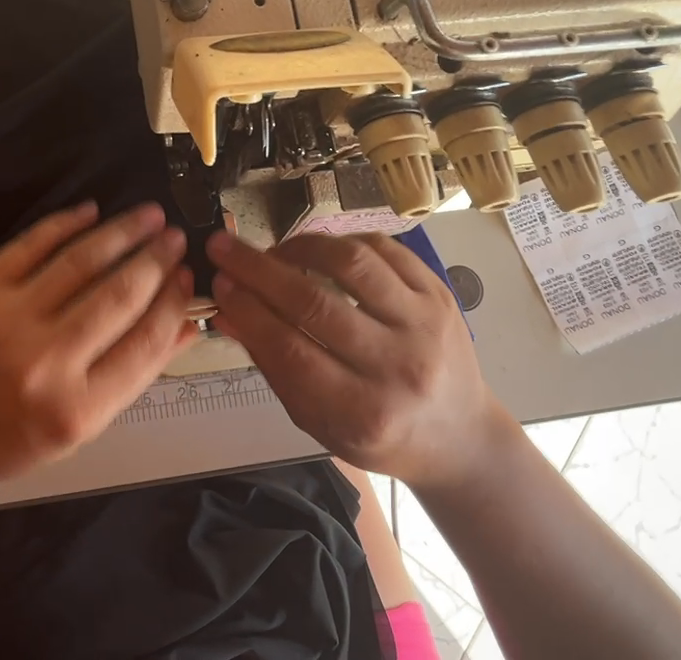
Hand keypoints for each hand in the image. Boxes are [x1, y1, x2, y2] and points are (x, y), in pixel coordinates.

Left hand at [0, 202, 196, 497]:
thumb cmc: (9, 441)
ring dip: (122, 232)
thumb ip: (133, 376)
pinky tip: (92, 212)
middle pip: (119, 295)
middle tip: (176, 236)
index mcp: (77, 408)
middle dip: (155, 260)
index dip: (174, 303)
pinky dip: (66, 224)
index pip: (145, 343)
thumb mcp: (78, 427)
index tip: (188, 277)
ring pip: (80, 262)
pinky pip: (31, 246)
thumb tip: (188, 327)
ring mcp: (8, 321)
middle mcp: (46, 363)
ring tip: (149, 215)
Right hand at [205, 230, 516, 493]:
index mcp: (364, 413)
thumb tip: (227, 312)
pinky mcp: (440, 295)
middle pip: (316, 304)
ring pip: (353, 265)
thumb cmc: (379, 436)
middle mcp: (399, 367)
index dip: (248, 311)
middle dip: (258, 269)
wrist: (462, 438)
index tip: (218, 283)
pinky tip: (319, 251)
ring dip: (301, 247)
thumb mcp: (319, 421)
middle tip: (223, 248)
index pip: (291, 350)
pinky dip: (342, 242)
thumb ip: (273, 367)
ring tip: (274, 249)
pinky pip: (385, 249)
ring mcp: (426, 326)